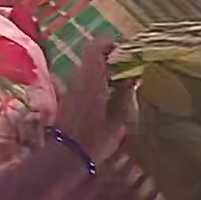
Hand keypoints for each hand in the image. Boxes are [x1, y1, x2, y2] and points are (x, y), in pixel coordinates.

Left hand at [57, 44, 126, 164]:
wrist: (67, 157)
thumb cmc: (95, 139)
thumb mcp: (117, 120)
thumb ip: (125, 96)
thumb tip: (134, 79)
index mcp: (92, 79)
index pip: (94, 48)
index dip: (107, 42)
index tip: (122, 48)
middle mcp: (78, 79)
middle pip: (90, 57)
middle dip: (107, 58)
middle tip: (125, 67)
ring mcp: (69, 88)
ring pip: (85, 70)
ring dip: (100, 71)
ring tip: (118, 83)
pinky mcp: (66, 98)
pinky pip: (81, 82)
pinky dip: (93, 83)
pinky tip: (104, 97)